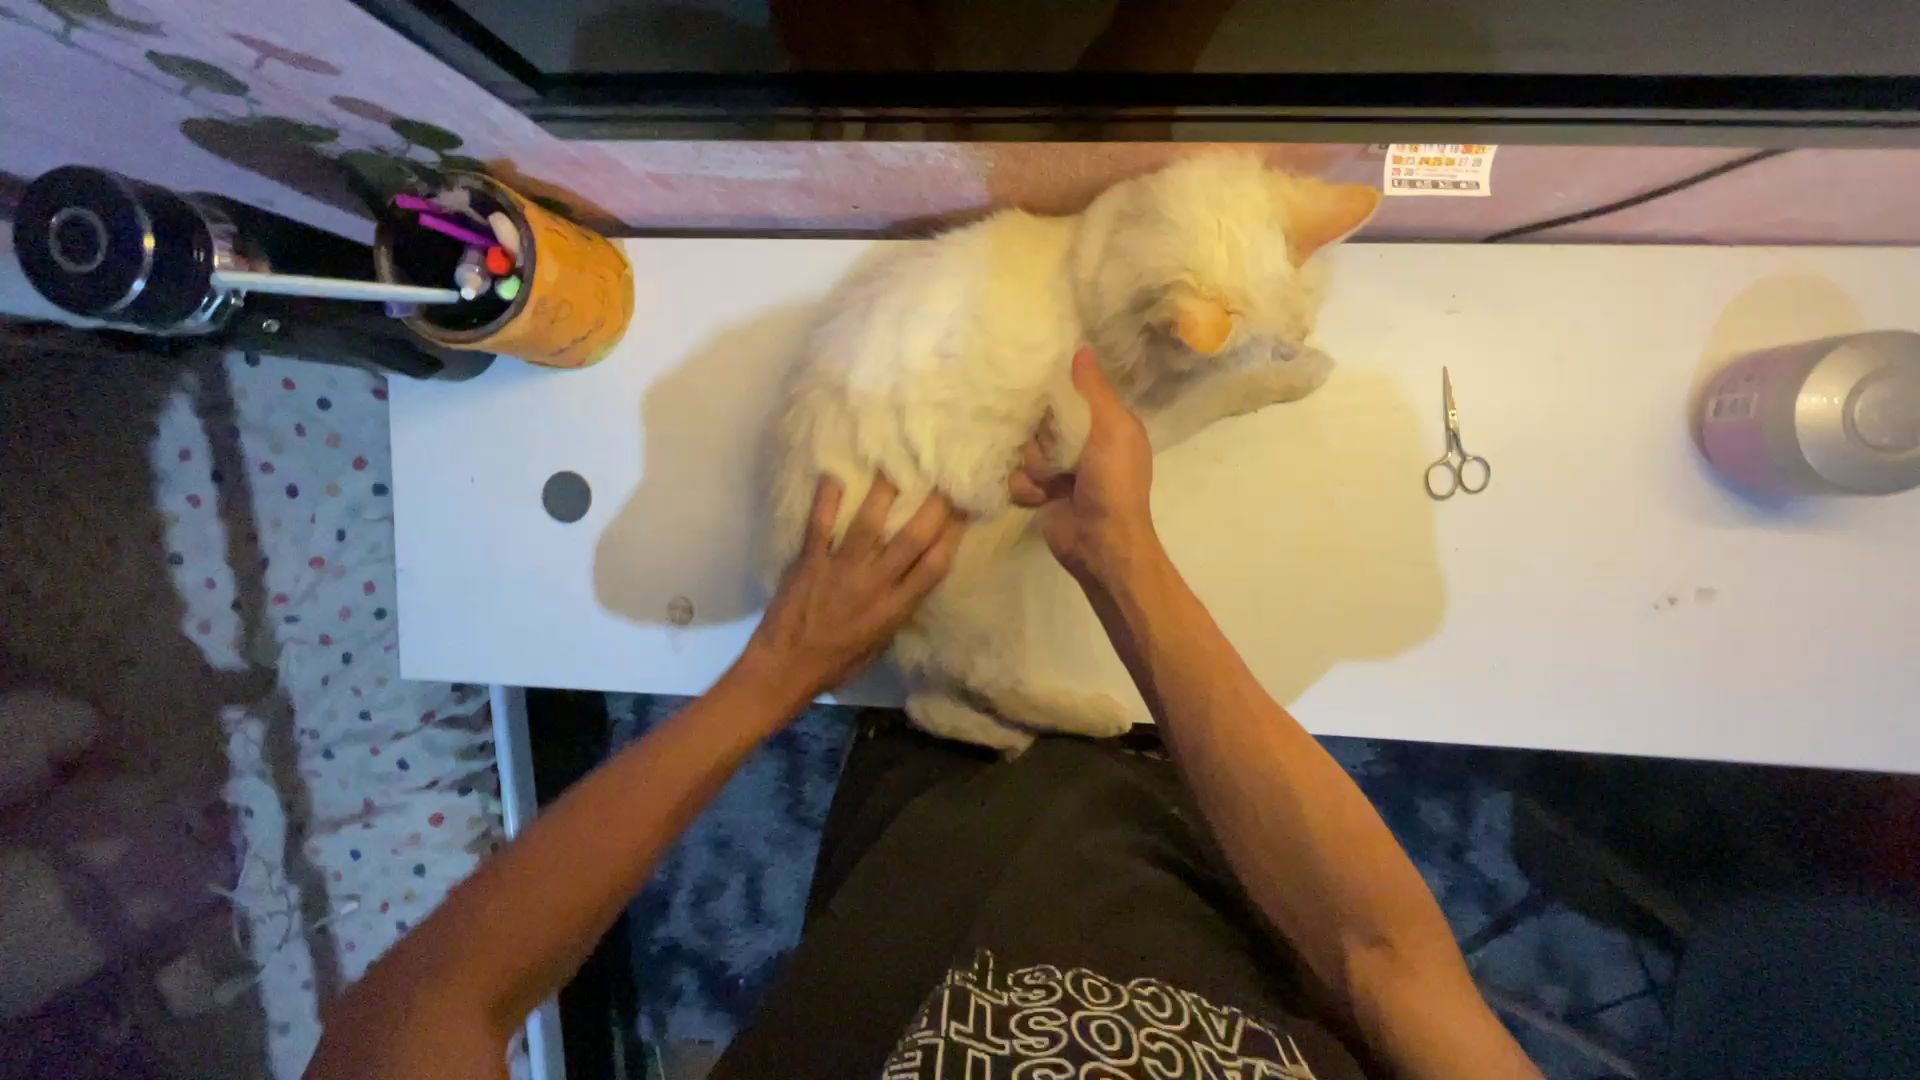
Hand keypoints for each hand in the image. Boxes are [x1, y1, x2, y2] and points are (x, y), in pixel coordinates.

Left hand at [739, 473, 964, 704]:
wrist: (784, 669)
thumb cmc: (836, 663)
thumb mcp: (880, 644)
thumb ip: (897, 610)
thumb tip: (910, 582)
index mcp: (894, 608)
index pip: (934, 566)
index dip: (953, 535)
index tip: (965, 510)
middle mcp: (873, 584)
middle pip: (912, 539)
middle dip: (933, 506)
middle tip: (945, 477)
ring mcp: (840, 569)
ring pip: (868, 523)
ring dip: (885, 491)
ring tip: (895, 462)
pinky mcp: (810, 560)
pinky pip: (820, 523)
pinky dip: (826, 499)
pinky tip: (834, 474)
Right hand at [1009, 347, 1158, 584]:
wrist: (1100, 543)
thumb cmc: (1113, 482)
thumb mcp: (1112, 429)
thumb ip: (1093, 391)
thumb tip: (1081, 348)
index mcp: (1105, 424)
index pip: (1070, 394)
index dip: (1054, 393)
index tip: (1038, 391)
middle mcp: (1082, 443)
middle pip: (1041, 421)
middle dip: (1041, 436)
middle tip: (1052, 447)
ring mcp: (1060, 470)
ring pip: (1025, 450)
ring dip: (1035, 467)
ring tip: (1053, 481)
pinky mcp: (1041, 494)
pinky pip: (1017, 478)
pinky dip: (1027, 489)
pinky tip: (1043, 498)